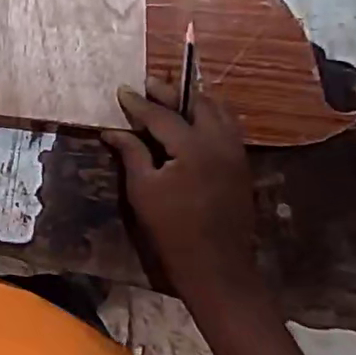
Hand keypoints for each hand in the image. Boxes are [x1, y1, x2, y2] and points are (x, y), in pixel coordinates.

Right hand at [103, 81, 258, 299]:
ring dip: (193, 101)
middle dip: (170, 93)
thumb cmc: (173, 231)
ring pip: (217, 111)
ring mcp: (235, 152)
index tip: (122, 90)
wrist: (217, 269)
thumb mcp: (143, 191)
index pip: (162, 115)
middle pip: (195, 104)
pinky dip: (209, 116)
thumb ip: (131, 153)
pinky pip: (227, 127)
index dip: (139, 103)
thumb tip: (113, 130)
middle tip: (148, 86)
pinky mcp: (242, 164)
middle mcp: (219, 142)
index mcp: (193, 147)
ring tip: (171, 98)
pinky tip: (193, 121)